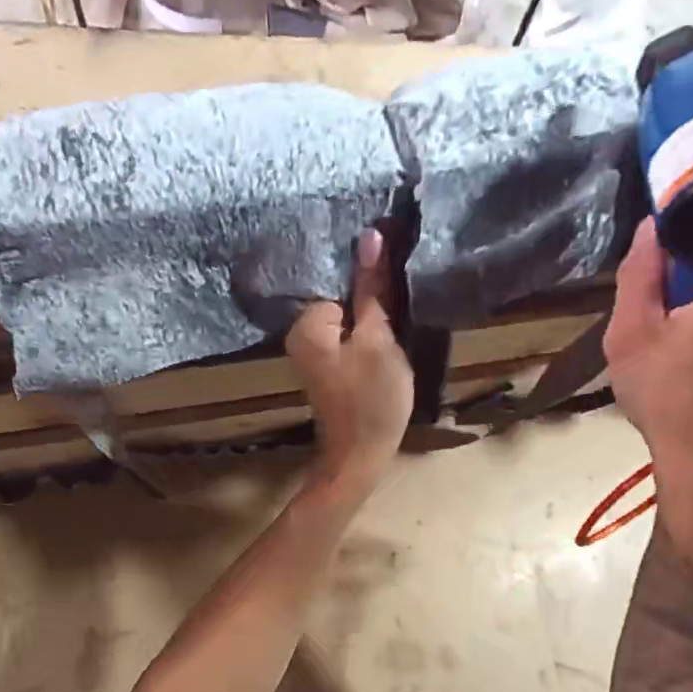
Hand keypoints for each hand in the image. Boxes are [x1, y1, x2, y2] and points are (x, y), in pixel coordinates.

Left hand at [287, 228, 413, 491]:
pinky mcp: (324, 369)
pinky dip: (364, 347)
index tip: (392, 315)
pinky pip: (346, 342)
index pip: (344, 285)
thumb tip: (371, 235)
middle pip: (344, 302)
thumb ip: (373, 290)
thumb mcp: (379, 340)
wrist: (360, 457)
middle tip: (392, 338)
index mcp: (307, 324)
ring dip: (371, 329)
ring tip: (389, 352)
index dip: (372, 297)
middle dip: (370, 312)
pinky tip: (378, 365)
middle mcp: (300, 335)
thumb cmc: (373, 400)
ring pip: (348, 323)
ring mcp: (310, 354)